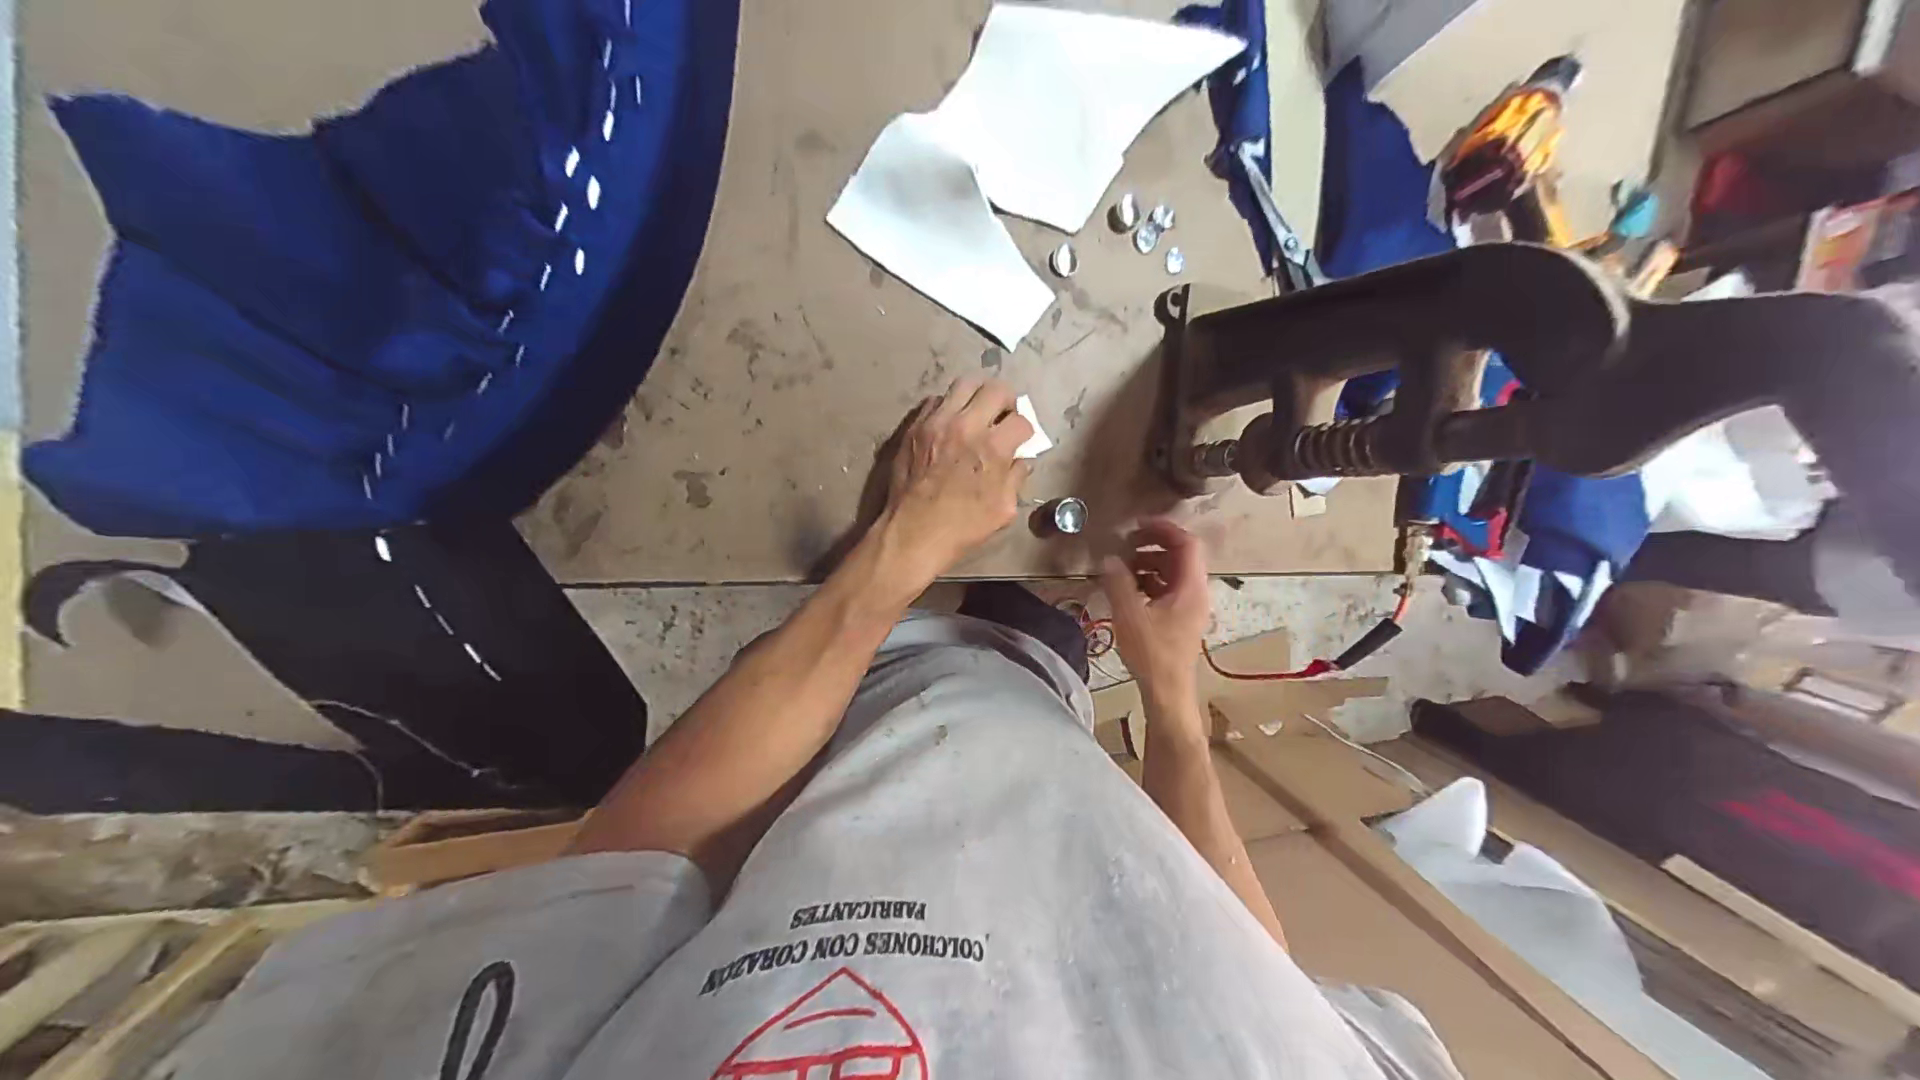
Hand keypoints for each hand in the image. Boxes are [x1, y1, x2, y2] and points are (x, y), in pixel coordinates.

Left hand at [874, 376, 1034, 582]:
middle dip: (1007, 402)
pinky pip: (936, 401)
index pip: (1021, 421)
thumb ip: (1016, 478)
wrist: (914, 533)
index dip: (1025, 433)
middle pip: (996, 389)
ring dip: (977, 396)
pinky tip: (950, 425)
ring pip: (964, 384)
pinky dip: (949, 407)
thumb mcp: (1003, 509)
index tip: (1019, 442)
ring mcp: (936, 422)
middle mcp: (965, 425)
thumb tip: (1020, 461)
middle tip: (1002, 418)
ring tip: (977, 413)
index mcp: (992, 447)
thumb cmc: (962, 527)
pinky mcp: (915, 427)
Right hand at [1102, 518, 1211, 702]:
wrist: (1167, 691)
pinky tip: (1129, 588)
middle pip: (1181, 555)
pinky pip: (1169, 588)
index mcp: (1191, 587)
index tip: (1137, 525)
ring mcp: (1190, 606)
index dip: (1163, 529)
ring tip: (1123, 566)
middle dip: (1153, 545)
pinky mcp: (1181, 618)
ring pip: (1173, 572)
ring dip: (1149, 563)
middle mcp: (1196, 592)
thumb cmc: (1152, 654)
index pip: (1187, 543)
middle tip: (1126, 543)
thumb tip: (1109, 558)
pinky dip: (1150, 581)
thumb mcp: (1129, 615)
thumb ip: (1118, 582)